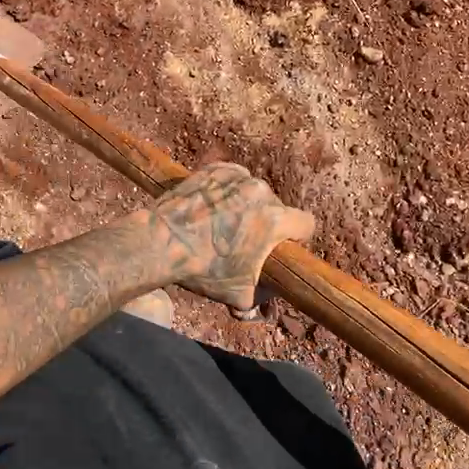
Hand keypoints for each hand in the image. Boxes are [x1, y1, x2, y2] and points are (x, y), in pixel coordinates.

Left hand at [148, 162, 315, 312]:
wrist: (162, 241)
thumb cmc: (204, 269)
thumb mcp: (242, 294)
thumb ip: (264, 296)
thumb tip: (268, 299)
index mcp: (274, 219)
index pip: (306, 223)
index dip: (298, 237)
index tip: (285, 245)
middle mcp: (260, 191)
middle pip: (277, 207)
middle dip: (267, 222)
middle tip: (247, 239)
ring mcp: (236, 176)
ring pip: (254, 191)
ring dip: (247, 205)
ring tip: (225, 223)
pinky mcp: (216, 169)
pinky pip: (233, 178)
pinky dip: (228, 190)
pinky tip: (214, 207)